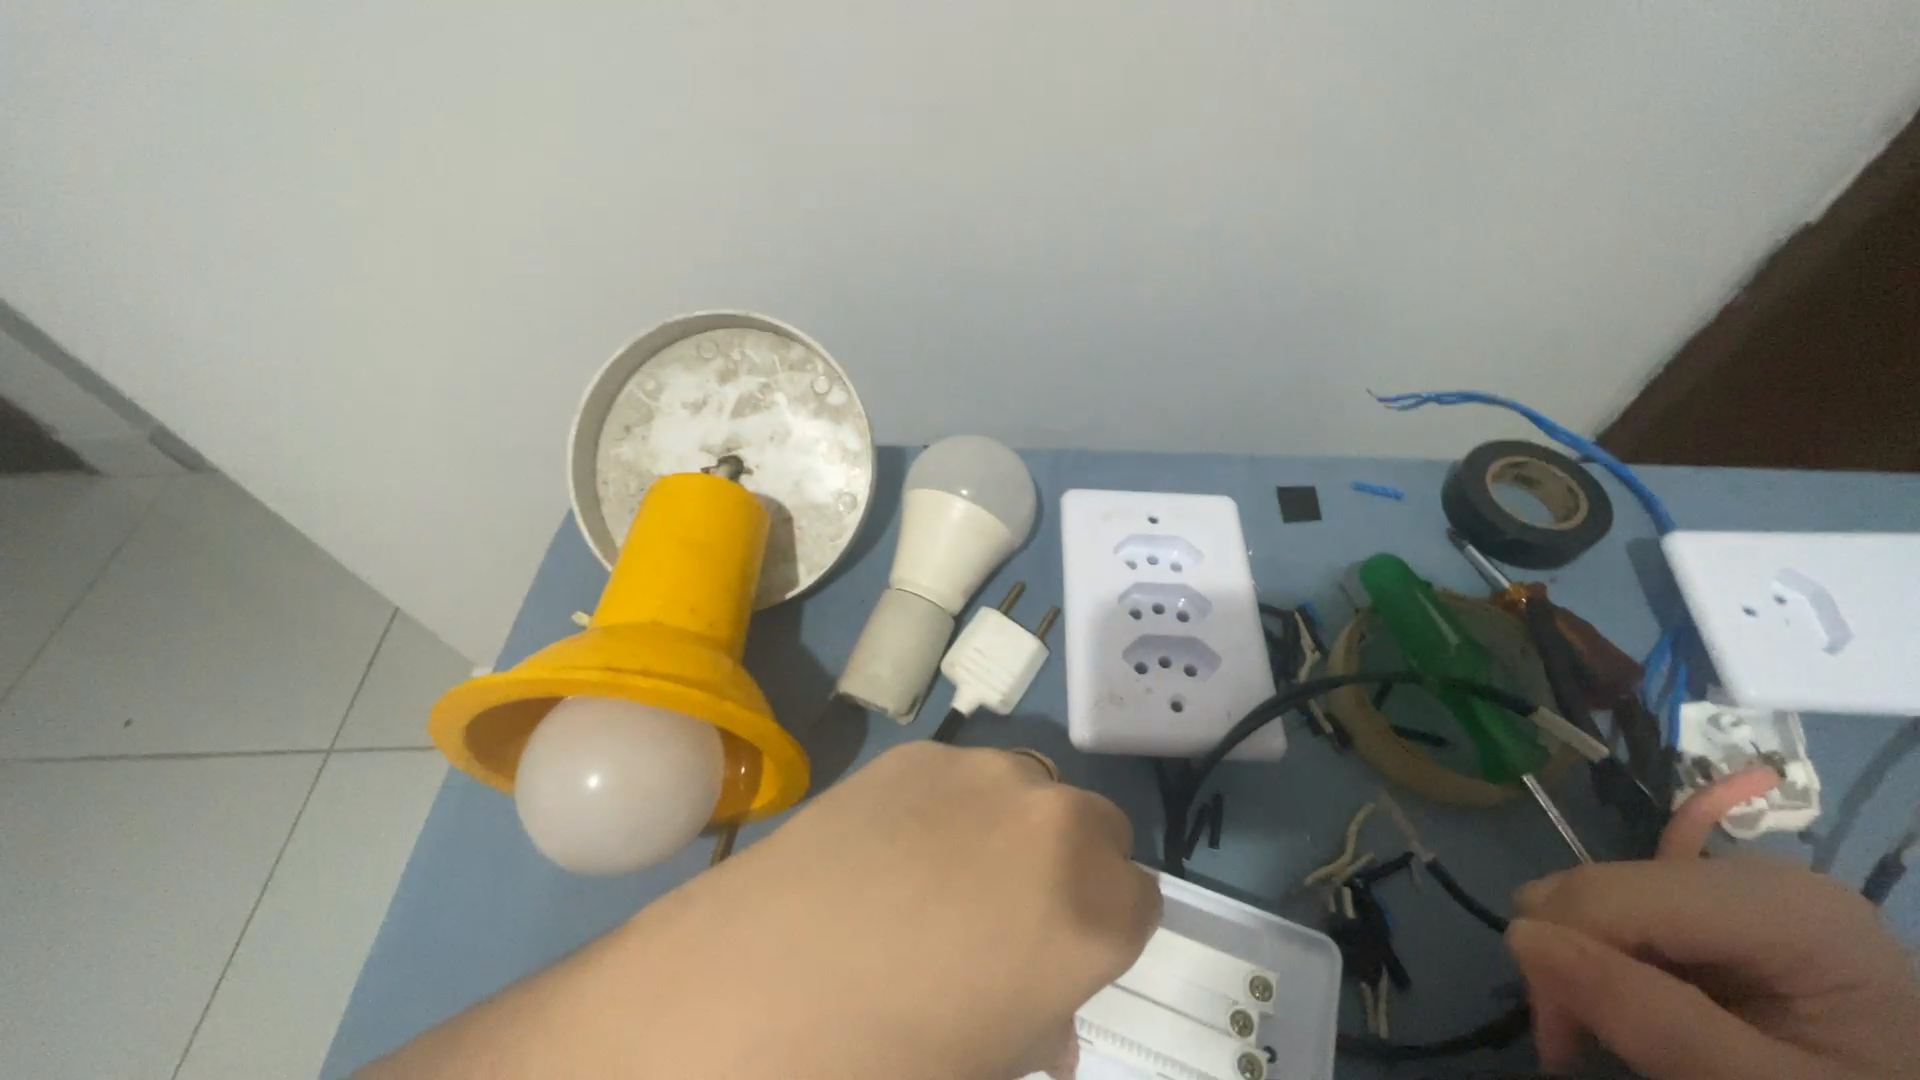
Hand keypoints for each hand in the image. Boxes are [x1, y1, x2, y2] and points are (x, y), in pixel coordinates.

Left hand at [667, 740, 1160, 1077]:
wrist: (753, 984)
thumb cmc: (888, 1051)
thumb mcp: (989, 1059)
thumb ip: (1040, 1024)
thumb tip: (1045, 1014)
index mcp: (1093, 910)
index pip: (1141, 899)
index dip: (1103, 930)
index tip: (1062, 952)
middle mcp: (1053, 822)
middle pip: (1097, 828)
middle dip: (1070, 868)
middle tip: (1005, 910)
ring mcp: (981, 773)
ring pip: (1031, 790)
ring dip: (1011, 826)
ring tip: (941, 872)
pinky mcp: (916, 752)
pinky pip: (963, 774)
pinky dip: (950, 804)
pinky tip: (889, 846)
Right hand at [1507, 857, 1919, 1079]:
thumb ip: (1650, 1017)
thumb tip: (1520, 935)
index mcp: (1782, 906)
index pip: (1606, 895)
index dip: (1555, 960)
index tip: (1560, 1050)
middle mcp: (1758, 873)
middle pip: (1601, 889)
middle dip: (1570, 960)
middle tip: (1583, 1042)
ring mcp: (1747, 886)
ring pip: (1604, 897)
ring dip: (1587, 962)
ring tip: (1614, 1030)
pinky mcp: (1732, 908)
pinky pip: (1634, 913)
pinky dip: (1616, 961)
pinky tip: (1645, 1007)